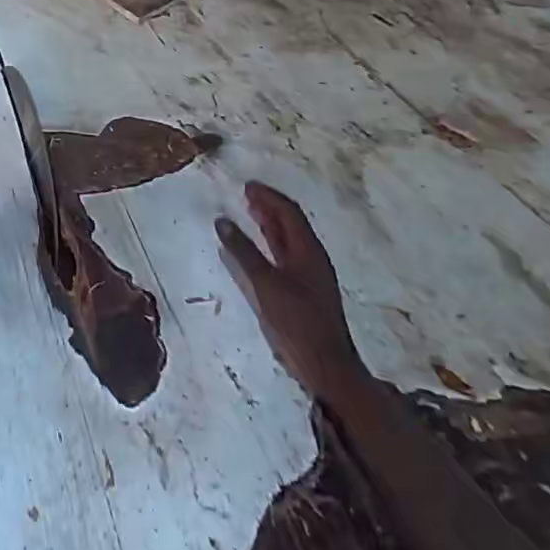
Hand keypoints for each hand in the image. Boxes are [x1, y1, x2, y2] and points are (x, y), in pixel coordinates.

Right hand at [216, 181, 368, 403]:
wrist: (326, 364)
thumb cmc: (297, 320)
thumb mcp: (265, 283)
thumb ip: (243, 251)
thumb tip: (223, 221)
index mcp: (308, 250)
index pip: (289, 213)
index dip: (269, 196)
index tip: (247, 186)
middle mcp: (311, 257)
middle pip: (291, 223)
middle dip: (269, 205)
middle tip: (246, 194)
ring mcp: (309, 273)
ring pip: (289, 238)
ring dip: (270, 222)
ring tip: (250, 211)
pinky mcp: (303, 288)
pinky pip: (285, 253)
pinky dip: (270, 242)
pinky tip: (256, 245)